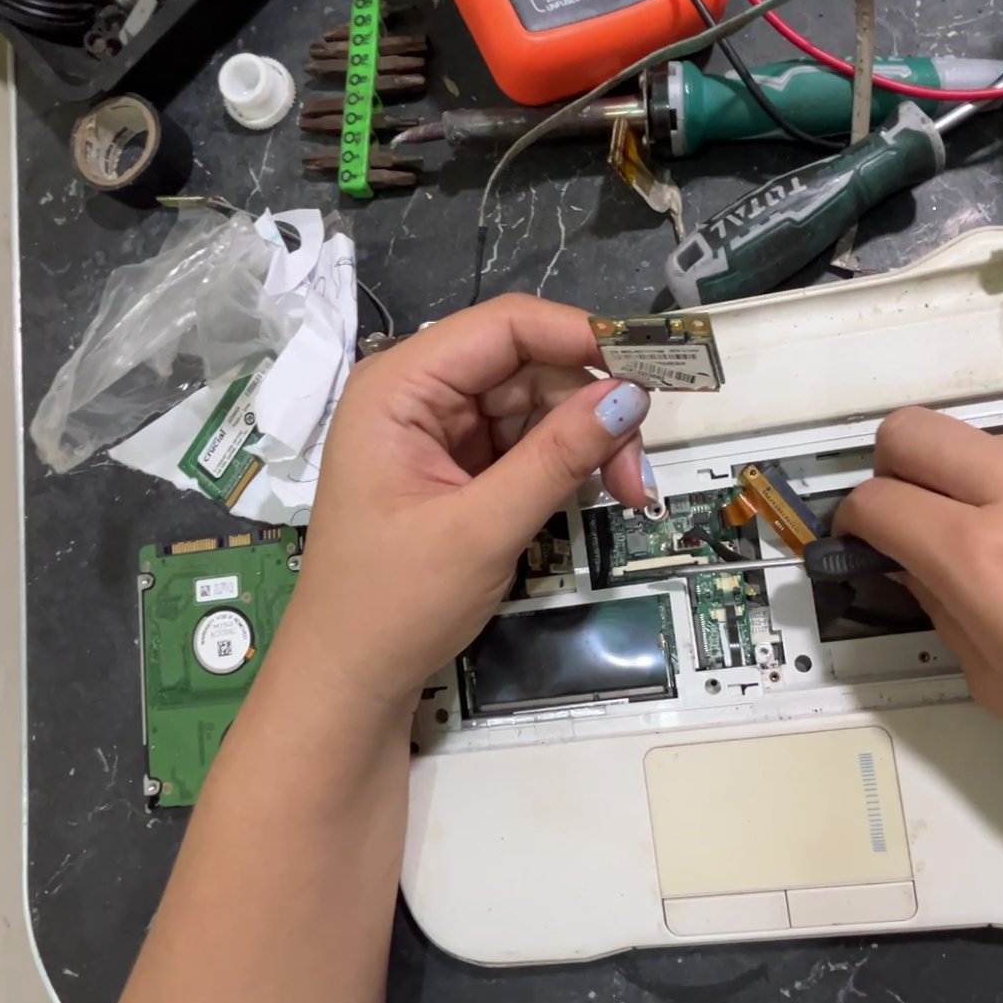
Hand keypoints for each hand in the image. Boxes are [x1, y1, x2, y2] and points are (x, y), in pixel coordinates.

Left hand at [282, 295, 654, 711]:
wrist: (353, 676)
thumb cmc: (396, 603)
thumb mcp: (483, 527)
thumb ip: (558, 456)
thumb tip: (632, 395)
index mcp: (401, 386)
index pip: (503, 326)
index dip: (579, 335)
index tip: (649, 368)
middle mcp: (423, 393)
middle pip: (531, 366)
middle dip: (592, 409)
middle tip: (640, 469)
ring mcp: (445, 429)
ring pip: (540, 404)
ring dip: (590, 441)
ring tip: (629, 491)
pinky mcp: (465, 463)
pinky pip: (531, 441)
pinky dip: (571, 462)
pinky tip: (600, 489)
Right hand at [834, 395, 1002, 808]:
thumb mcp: (1001, 687)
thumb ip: (938, 605)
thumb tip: (911, 557)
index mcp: (985, 563)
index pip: (875, 501)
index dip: (857, 520)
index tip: (869, 536)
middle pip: (908, 430)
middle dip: (892, 470)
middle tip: (919, 511)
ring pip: (989, 430)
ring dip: (981, 475)